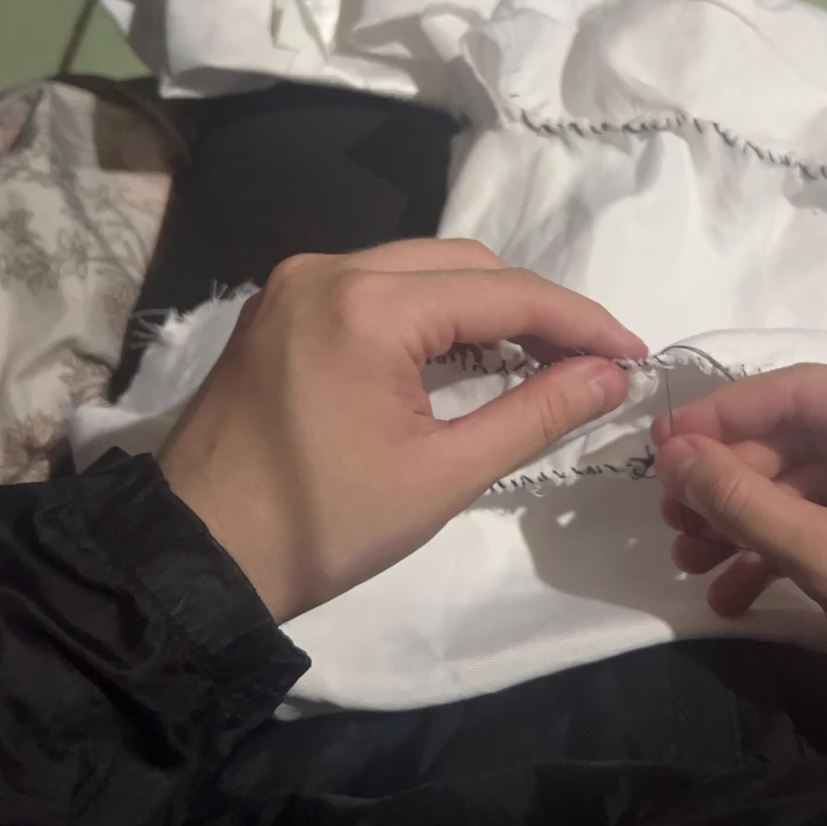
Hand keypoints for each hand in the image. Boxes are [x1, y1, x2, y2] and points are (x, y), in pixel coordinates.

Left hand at [159, 240, 645, 622]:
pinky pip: (379, 285)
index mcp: (368, 306)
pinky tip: (458, 353)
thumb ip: (537, 414)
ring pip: (423, 267)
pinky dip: (432, 311)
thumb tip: (611, 374)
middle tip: (583, 362)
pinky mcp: (282, 302)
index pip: (505, 292)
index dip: (580, 320)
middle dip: (534, 308)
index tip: (631, 351)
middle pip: (466, 264)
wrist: (195, 560)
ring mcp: (298, 280)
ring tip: (532, 359)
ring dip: (484, 305)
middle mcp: (330, 268)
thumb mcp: (443, 476)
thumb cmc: (323, 528)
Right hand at [651, 365, 826, 752]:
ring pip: (814, 478)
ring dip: (751, 518)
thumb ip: (747, 503)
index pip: (807, 391)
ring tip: (689, 558)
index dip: (725, 415)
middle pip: (806, 437)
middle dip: (734, 482)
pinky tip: (733, 588)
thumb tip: (671, 455)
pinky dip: (789, 544)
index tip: (661, 444)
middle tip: (671, 517)